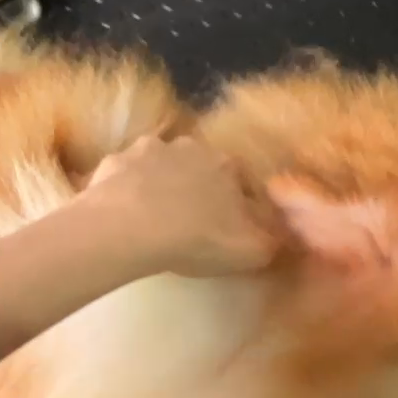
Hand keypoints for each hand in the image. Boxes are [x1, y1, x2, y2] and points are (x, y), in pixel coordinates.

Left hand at [77, 136, 285, 277]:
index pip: (238, 180)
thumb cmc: (195, 238)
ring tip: (148, 218)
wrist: (129, 228)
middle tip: (184, 223)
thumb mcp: (250, 251)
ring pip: (156, 165)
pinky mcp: (112, 162)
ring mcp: (146, 150)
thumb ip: (272, 242)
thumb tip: (284, 238)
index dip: (232, 204)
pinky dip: (122, 191)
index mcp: (225, 165)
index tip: (222, 228)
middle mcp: (188, 147)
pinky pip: (122, 176)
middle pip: (196, 167)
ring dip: (155, 184)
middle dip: (193, 188)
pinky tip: (119, 214)